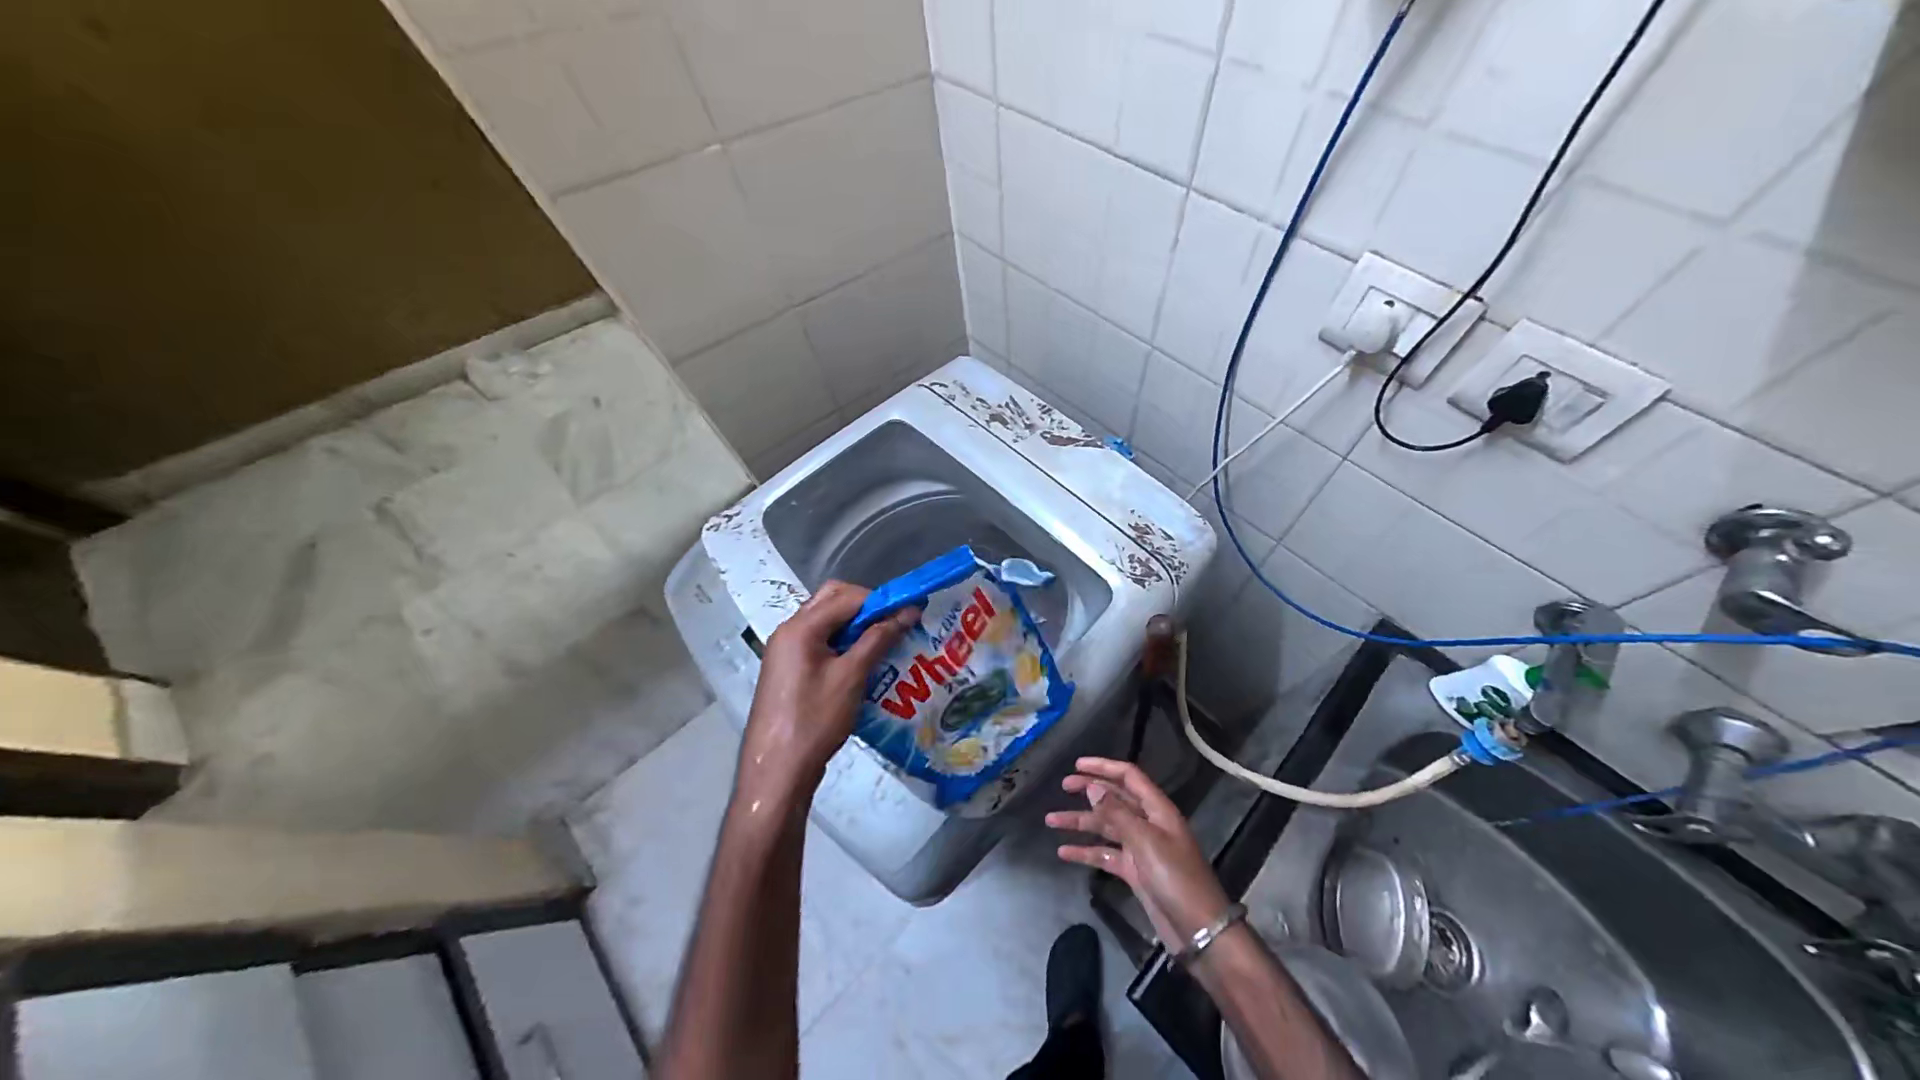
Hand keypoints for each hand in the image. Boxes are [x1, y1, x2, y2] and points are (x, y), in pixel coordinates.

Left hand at [737, 581, 917, 810]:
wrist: (777, 770)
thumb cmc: (815, 721)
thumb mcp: (851, 677)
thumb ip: (878, 639)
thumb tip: (908, 611)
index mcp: (800, 627)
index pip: (846, 597)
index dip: (880, 600)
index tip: (910, 612)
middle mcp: (788, 631)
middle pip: (832, 602)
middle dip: (866, 608)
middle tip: (895, 624)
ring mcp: (786, 651)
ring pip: (826, 623)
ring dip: (856, 627)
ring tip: (886, 643)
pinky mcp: (789, 670)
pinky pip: (820, 643)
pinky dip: (843, 644)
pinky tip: (865, 663)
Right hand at [1047, 757, 1232, 949]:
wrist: (1199, 930)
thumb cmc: (1176, 878)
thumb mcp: (1145, 841)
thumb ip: (1117, 813)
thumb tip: (1092, 787)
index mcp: (1158, 810)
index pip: (1129, 777)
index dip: (1104, 767)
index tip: (1076, 765)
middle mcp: (1149, 824)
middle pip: (1116, 799)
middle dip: (1090, 791)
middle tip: (1063, 786)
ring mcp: (1142, 849)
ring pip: (1106, 828)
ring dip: (1081, 822)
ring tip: (1051, 820)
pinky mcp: (1135, 873)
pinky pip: (1106, 855)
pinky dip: (1086, 851)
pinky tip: (1064, 852)